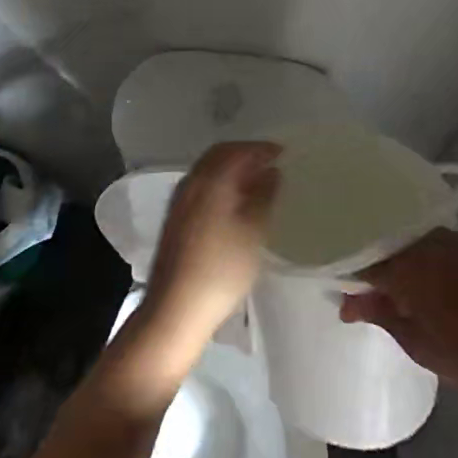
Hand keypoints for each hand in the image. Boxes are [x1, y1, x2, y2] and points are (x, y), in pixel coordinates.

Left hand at [136, 141, 280, 360]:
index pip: (236, 150)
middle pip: (218, 155)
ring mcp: (178, 202)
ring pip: (208, 171)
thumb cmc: (221, 269)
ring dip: (232, 168)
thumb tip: (271, 171)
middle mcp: (190, 183)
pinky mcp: (175, 220)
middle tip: (270, 162)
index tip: (283, 152)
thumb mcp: (254, 232)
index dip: (261, 148)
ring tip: (257, 180)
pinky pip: (201, 186)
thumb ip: (265, 196)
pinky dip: (221, 183)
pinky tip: (234, 202)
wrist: (175, 309)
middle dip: (245, 154)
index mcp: (210, 180)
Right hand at [340, 228, 457, 399]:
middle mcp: (426, 243)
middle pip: (387, 242)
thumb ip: (377, 313)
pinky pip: (431, 239)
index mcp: (408, 266)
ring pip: (409, 238)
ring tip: (389, 277)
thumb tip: (346, 305)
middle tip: (364, 285)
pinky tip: (416, 271)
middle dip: (372, 260)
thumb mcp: (411, 339)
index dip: (351, 274)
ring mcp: (450, 241)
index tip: (343, 289)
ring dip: (396, 253)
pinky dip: (418, 251)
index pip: (366, 260)